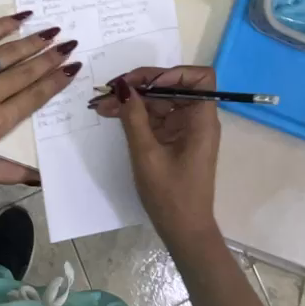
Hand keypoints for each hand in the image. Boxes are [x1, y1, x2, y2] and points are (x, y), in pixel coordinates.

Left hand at [0, 13, 78, 187]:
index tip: (73, 67)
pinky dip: (1, 25)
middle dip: (52, 56)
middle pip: (27, 70)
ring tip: (53, 31)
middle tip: (71, 43)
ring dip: (34, 40)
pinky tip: (19, 18)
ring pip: (8, 52)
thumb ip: (11, 174)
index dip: (57, 80)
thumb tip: (40, 179)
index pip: (35, 95)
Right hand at [92, 66, 222, 251]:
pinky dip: (135, 114)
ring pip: (159, 101)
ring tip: (102, 102)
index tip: (146, 84)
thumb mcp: (147, 154)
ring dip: (132, 100)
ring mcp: (184, 129)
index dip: (174, 74)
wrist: (183, 231)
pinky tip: (111, 113)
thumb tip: (121, 87)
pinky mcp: (172, 139)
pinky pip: (155, 117)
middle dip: (141, 85)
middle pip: (173, 87)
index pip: (199, 78)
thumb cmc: (171, 195)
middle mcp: (196, 119)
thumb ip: (134, 118)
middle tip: (111, 88)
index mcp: (202, 119)